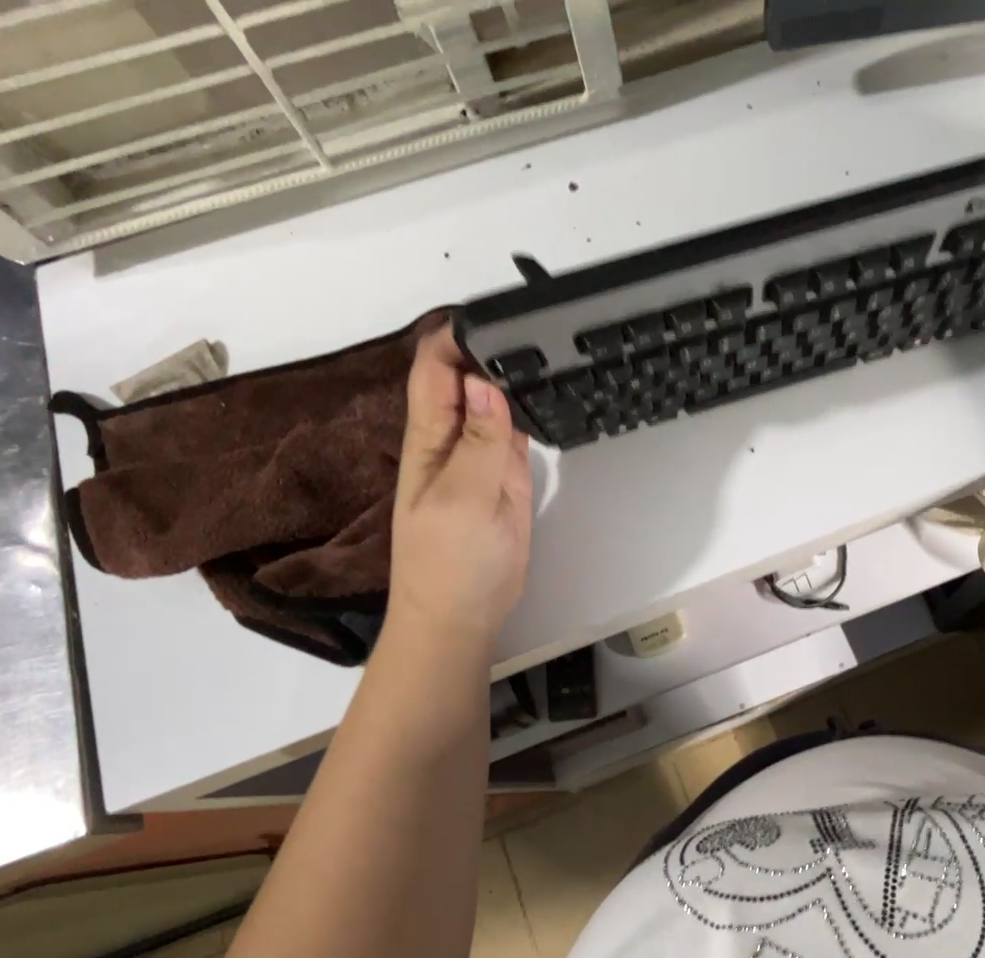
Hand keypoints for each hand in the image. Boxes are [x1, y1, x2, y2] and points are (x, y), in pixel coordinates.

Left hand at [386, 326, 532, 647]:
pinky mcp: (506, 475)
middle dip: (494, 348)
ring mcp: (481, 455)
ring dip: (514, 376)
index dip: (457, 336)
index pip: (434, 368)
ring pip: (494, 400)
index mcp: (429, 436)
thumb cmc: (451, 561)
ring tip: (555, 347)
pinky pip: (515, 430)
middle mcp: (452, 436)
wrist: (462, 615)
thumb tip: (485, 383)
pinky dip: (529, 410)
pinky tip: (551, 392)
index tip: (501, 315)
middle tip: (544, 326)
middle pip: (467, 377)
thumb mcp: (464, 498)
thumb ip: (480, 441)